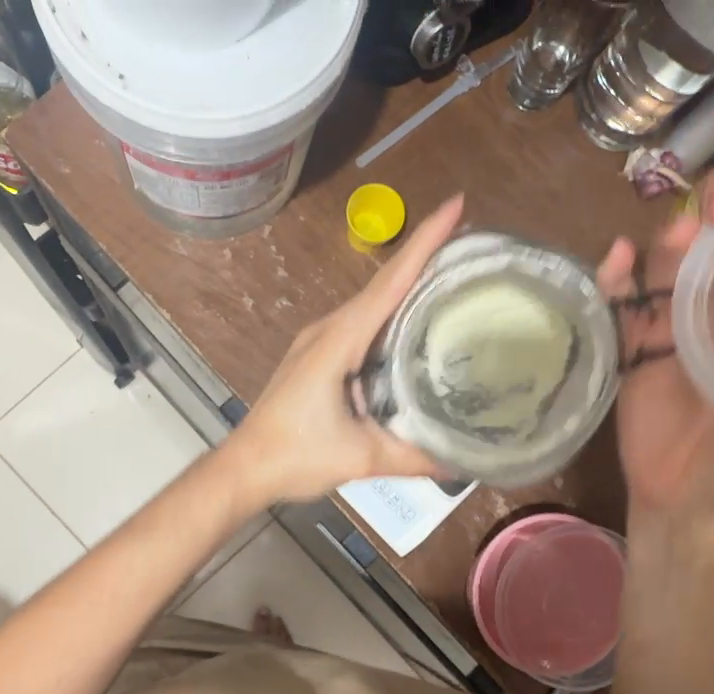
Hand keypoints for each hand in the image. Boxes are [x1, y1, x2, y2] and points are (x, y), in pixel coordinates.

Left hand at [219, 196, 464, 504]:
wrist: (245, 468)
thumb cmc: (294, 456)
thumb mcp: (359, 457)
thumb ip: (411, 457)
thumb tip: (459, 463)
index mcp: (338, 341)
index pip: (389, 284)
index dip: (424, 243)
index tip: (456, 205)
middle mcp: (327, 331)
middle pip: (382, 286)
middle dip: (423, 257)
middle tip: (468, 242)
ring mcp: (317, 343)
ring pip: (369, 306)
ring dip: (405, 287)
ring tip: (449, 275)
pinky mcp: (315, 359)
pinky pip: (359, 327)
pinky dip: (388, 318)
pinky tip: (410, 325)